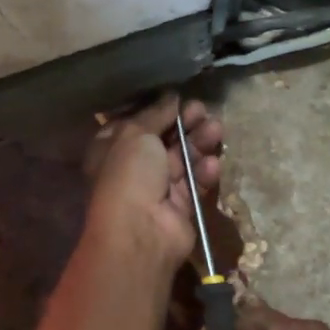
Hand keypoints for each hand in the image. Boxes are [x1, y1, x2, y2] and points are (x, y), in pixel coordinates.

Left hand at [85, 94, 223, 270]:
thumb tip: (171, 96)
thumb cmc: (128, 174)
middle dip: (183, 122)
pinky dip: (204, 172)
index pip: (137, 120)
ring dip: (199, 141)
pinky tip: (213, 162)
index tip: (178, 95)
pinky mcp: (180, 205)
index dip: (157, 108)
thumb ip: (156, 113)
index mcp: (112, 145)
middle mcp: (133, 164)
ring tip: (217, 127)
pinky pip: (194, 182)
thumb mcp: (136, 133)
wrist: (140, 233)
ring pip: (182, 157)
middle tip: (202, 109)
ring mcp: (157, 186)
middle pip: (163, 137)